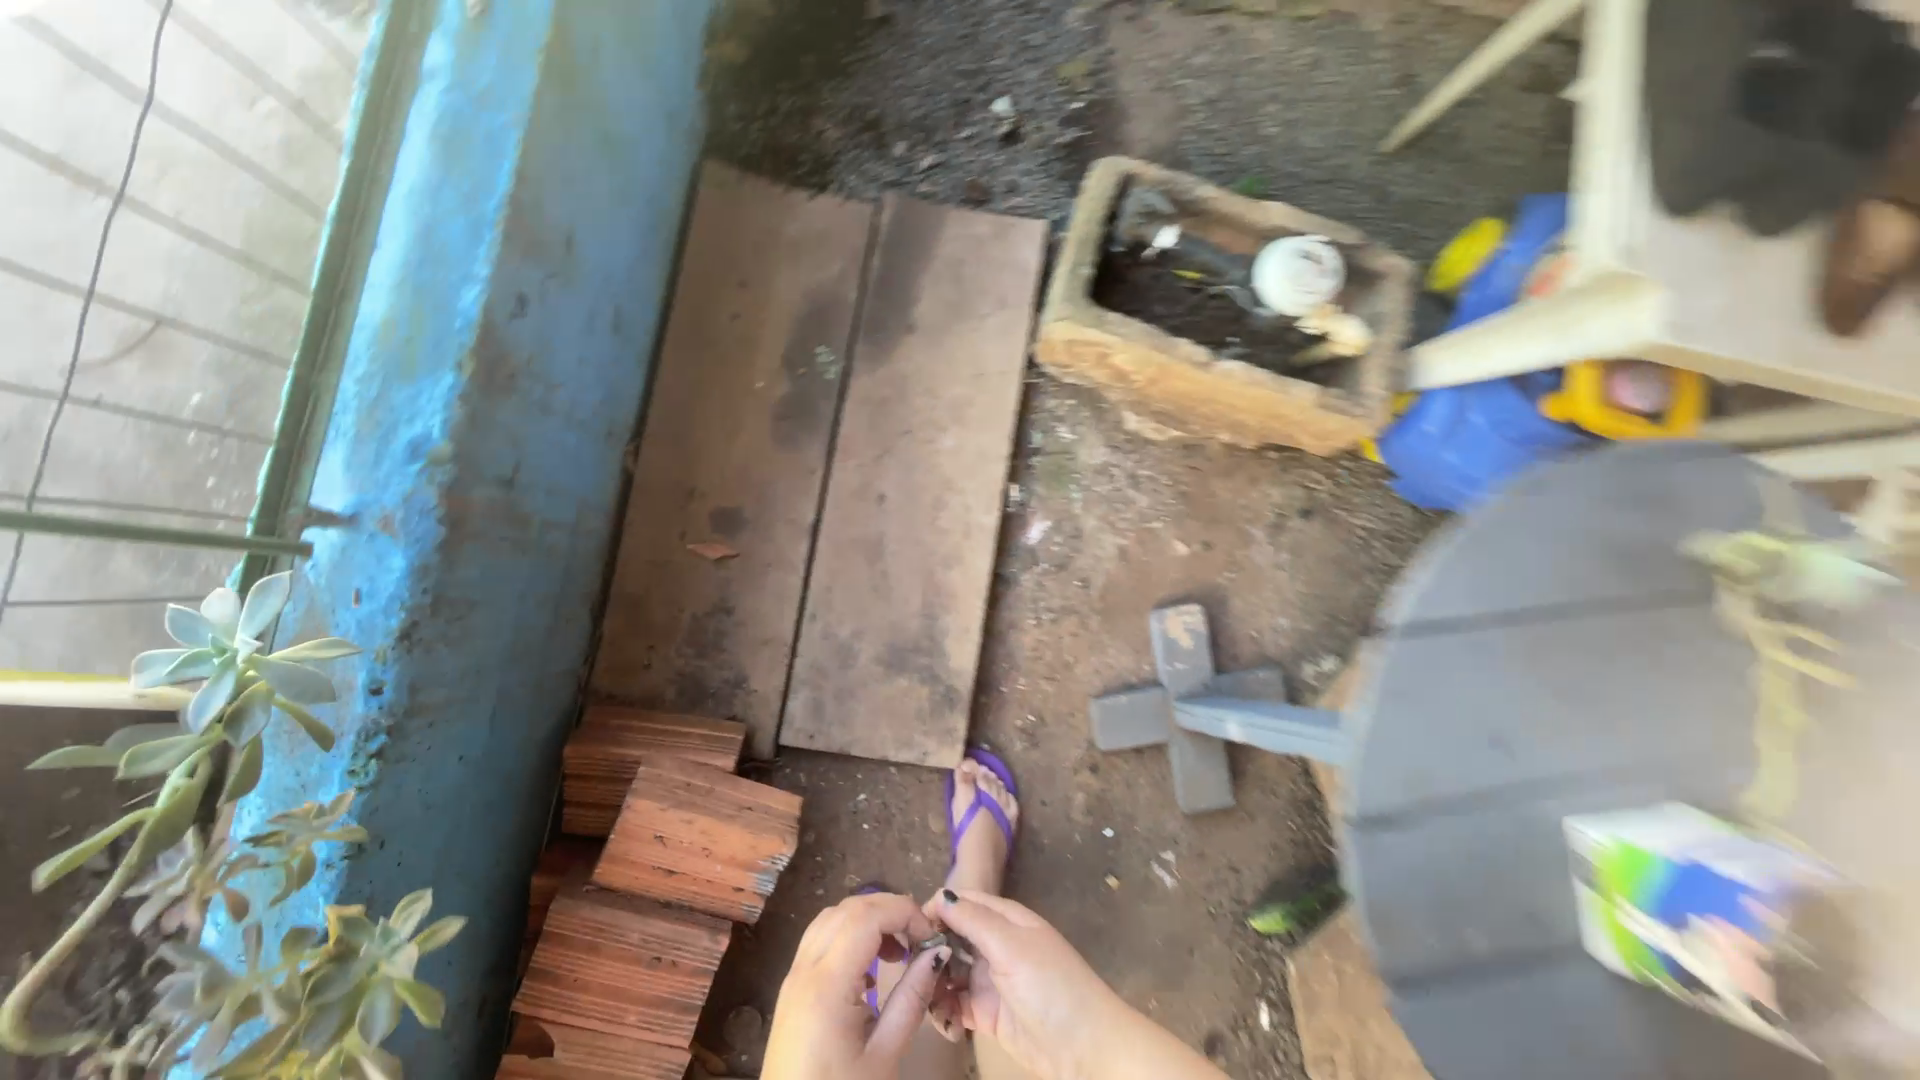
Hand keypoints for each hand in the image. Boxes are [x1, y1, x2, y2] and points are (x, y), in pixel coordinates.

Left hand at [763, 891, 943, 1079]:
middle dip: (889, 910)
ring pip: (830, 918)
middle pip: (848, 909)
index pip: (866, 916)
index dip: (903, 912)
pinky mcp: (791, 989)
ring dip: (868, 920)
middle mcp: (804, 970)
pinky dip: (849, 935)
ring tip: (898, 952)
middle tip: (920, 938)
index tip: (931, 937)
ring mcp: (793, 977)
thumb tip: (937, 952)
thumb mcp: (884, 1055)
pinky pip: (820, 939)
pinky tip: (870, 971)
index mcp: (827, 985)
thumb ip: (911, 999)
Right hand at [928, 889, 1228, 1079]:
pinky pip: (955, 1004)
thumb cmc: (1051, 985)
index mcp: (1006, 919)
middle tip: (910, 968)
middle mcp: (996, 944)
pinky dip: (944, 1010)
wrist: (1085, 1046)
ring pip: (949, 972)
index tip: (910, 928)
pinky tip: (943, 1020)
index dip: (936, 909)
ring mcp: (991, 979)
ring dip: (934, 982)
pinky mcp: (987, 1013)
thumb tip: (939, 894)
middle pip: (952, 937)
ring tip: (925, 998)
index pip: (963, 902)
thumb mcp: (1011, 945)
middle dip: (930, 949)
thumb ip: (974, 920)